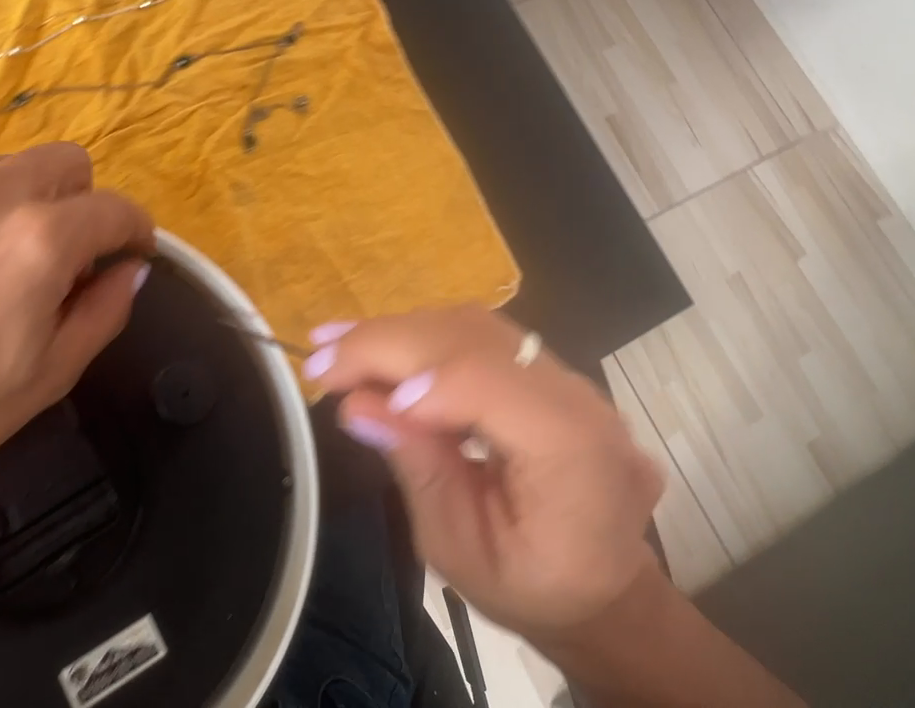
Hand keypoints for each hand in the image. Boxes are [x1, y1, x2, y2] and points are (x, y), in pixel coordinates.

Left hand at [0, 142, 154, 570]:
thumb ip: (105, 309)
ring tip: (7, 266)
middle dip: (82, 204)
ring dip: (28, 203)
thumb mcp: (52, 373)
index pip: (115, 208)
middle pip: (65, 162)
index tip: (132, 259)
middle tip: (70, 261)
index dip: (136, 234)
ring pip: (8, 169)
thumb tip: (129, 272)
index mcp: (40, 238)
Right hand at [303, 306, 663, 634]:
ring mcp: (569, 380)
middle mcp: (584, 405)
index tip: (356, 396)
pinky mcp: (543, 369)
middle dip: (391, 344)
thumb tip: (356, 404)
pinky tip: (371, 343)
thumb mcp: (460, 551)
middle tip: (319, 362)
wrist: (594, 585)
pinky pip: (477, 335)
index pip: (505, 390)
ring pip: (474, 327)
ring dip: (396, 332)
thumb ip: (418, 470)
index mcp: (583, 464)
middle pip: (481, 343)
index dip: (430, 382)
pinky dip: (416, 335)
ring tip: (333, 346)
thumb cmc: (528, 588)